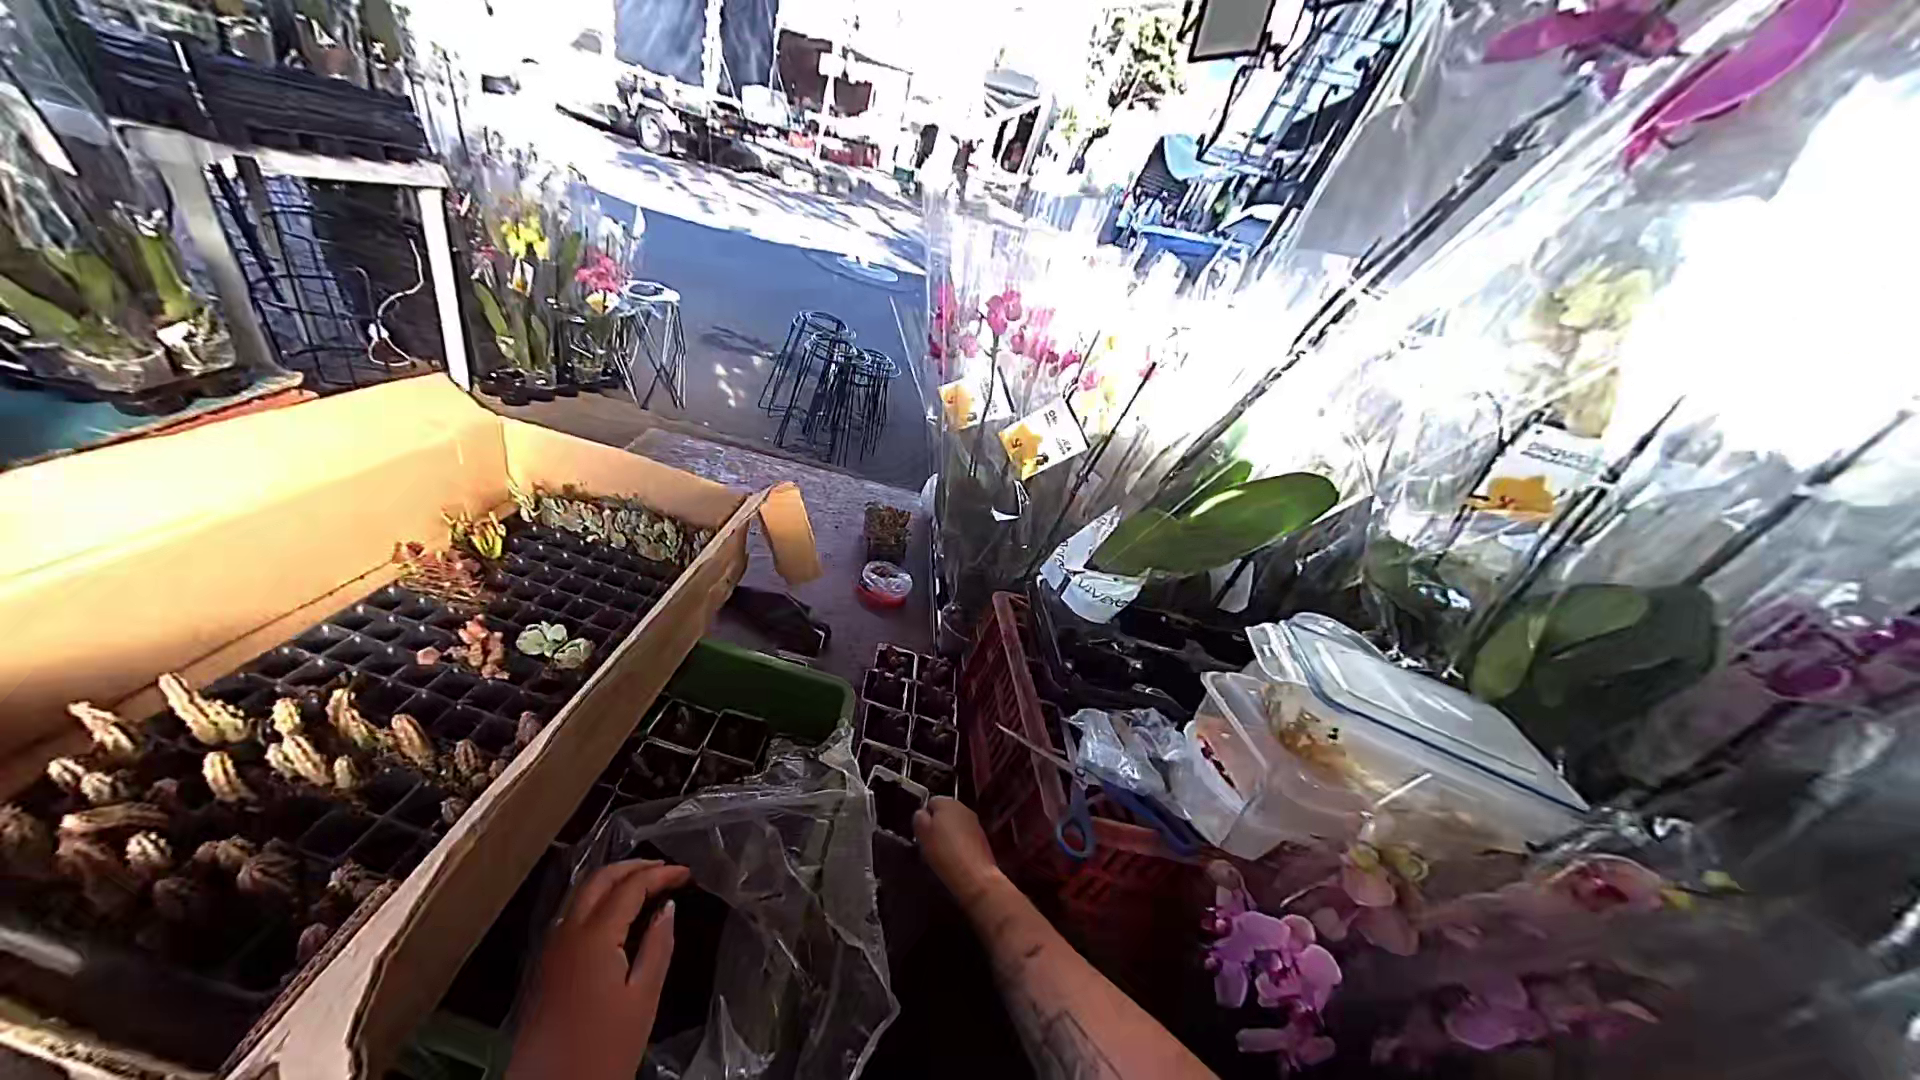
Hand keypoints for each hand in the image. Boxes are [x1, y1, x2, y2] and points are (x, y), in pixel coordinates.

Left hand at [506, 859, 691, 1079]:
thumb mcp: (643, 998)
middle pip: (598, 880)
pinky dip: (597, 900)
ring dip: (612, 880)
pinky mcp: (544, 969)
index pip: (631, 887)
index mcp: (594, 938)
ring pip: (580, 894)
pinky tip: (616, 913)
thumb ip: (657, 946)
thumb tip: (667, 907)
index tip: (688, 873)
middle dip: (633, 867)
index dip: (661, 874)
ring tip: (645, 883)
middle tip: (665, 869)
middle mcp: (567, 935)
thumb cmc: (604, 1050)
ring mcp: (550, 952)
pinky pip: (571, 915)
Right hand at [914, 797, 1005, 910]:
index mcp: (947, 802)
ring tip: (943, 852)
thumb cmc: (945, 853)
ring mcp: (974, 821)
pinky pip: (965, 835)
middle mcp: (963, 807)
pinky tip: (956, 856)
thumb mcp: (923, 835)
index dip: (924, 817)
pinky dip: (960, 842)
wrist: (975, 876)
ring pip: (955, 824)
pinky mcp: (982, 836)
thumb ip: (919, 818)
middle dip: (937, 824)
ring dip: (949, 833)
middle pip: (944, 812)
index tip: (922, 833)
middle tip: (930, 843)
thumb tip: (921, 813)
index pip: (930, 802)